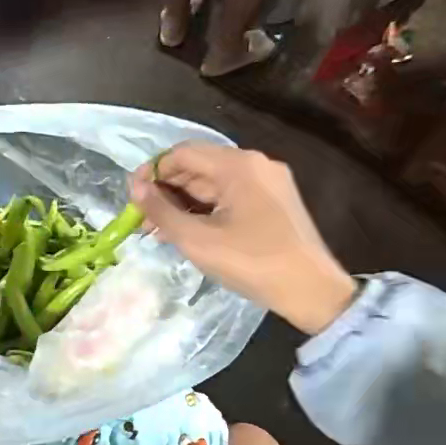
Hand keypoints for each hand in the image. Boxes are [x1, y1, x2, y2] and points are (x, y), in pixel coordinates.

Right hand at [129, 142, 355, 335]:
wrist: (313, 291)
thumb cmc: (252, 263)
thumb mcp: (198, 240)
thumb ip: (162, 211)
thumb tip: (135, 188)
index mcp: (238, 165)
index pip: (182, 154)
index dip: (152, 173)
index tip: (132, 199)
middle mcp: (255, 164)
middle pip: (198, 166)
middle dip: (167, 191)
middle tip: (143, 221)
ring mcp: (268, 182)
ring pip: (214, 184)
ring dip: (185, 203)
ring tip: (161, 231)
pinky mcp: (274, 202)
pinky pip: (231, 196)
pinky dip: (207, 210)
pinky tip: (190, 231)